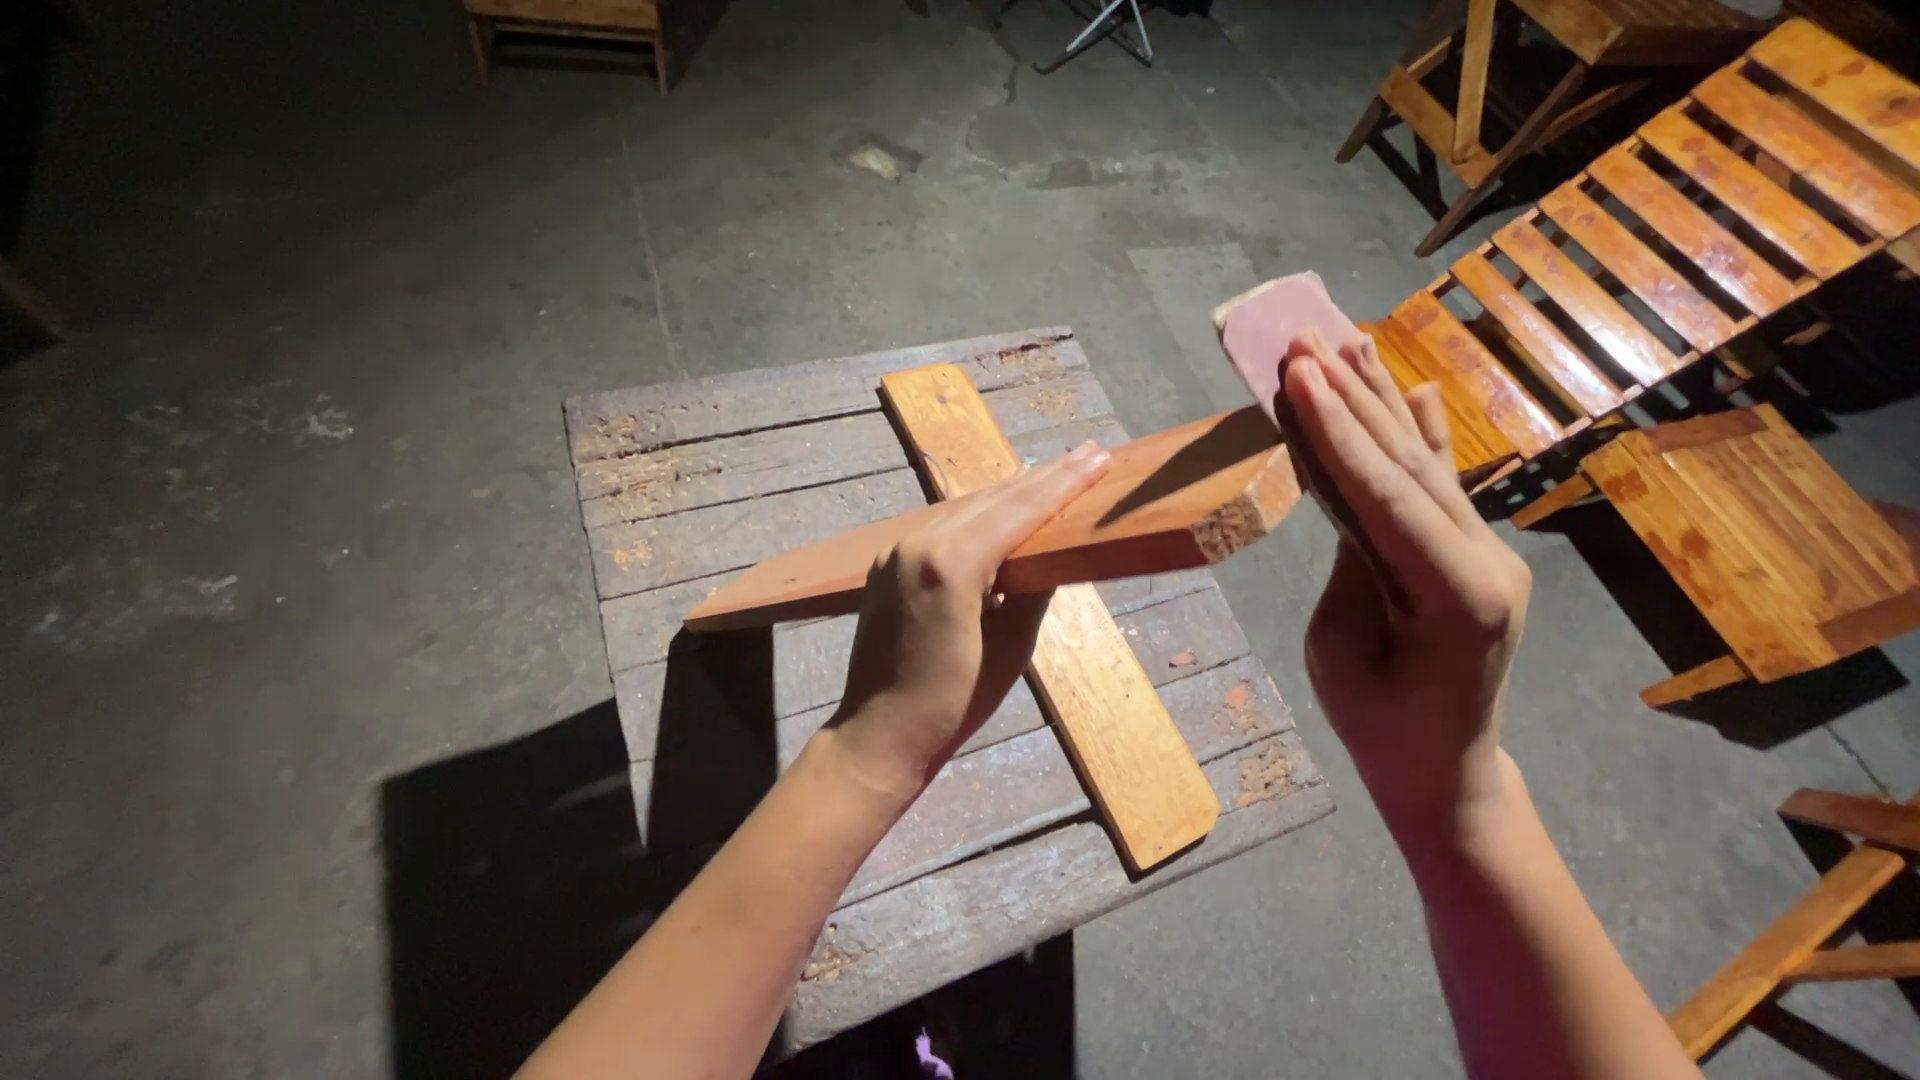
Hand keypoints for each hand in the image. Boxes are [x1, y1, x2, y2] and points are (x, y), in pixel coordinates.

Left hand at [826, 442, 1111, 797]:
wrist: (879, 733)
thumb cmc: (953, 705)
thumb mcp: (1010, 650)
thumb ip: (1031, 592)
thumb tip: (1048, 556)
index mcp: (951, 565)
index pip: (1018, 512)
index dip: (1062, 484)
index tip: (1098, 457)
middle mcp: (919, 544)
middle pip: (991, 499)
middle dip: (1042, 477)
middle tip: (1087, 452)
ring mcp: (897, 551)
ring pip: (964, 507)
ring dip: (1010, 492)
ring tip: (1053, 472)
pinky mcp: (887, 563)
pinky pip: (941, 526)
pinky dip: (977, 514)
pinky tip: (1001, 506)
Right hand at [1284, 334, 1530, 833]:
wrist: (1442, 768)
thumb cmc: (1377, 725)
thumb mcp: (1339, 649)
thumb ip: (1349, 563)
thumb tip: (1346, 495)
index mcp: (1456, 591)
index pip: (1388, 494)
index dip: (1339, 432)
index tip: (1299, 373)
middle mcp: (1484, 557)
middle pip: (1408, 462)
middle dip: (1352, 398)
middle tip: (1305, 340)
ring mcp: (1486, 550)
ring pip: (1424, 463)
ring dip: (1381, 400)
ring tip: (1347, 342)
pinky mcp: (1472, 552)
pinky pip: (1441, 484)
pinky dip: (1424, 433)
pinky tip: (1415, 389)